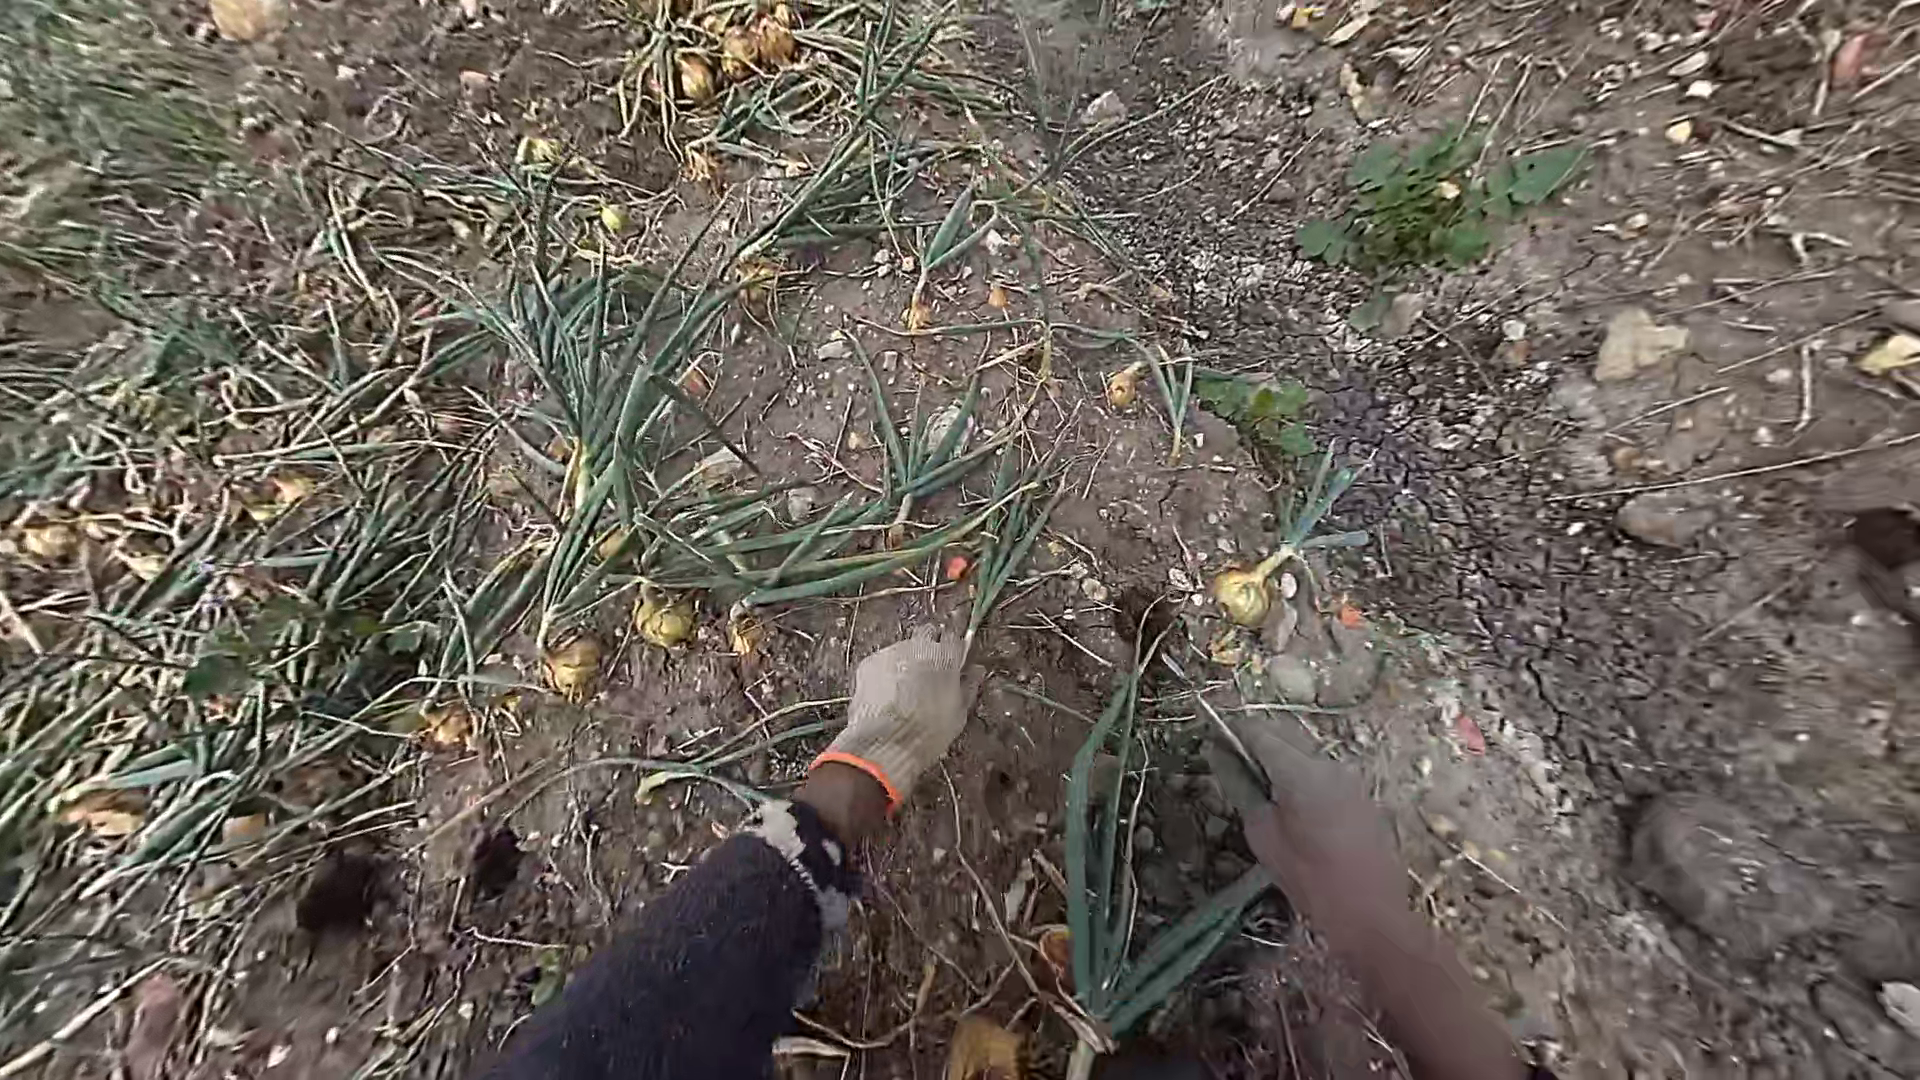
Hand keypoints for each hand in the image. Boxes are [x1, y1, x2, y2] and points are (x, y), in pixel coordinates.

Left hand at [812, 627, 968, 810]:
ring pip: (903, 648)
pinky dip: (885, 673)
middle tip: (928, 672)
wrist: (885, 743)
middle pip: (927, 634)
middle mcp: (919, 646)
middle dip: (928, 647)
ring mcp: (891, 652)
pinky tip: (885, 695)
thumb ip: (968, 686)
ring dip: (906, 661)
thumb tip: (975, 671)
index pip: (954, 638)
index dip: (953, 651)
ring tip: (903, 689)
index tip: (953, 663)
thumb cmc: (929, 732)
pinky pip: (882, 662)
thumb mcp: (958, 713)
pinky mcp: (869, 662)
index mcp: (946, 656)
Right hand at [1208, 717, 1529, 1079]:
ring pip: (1302, 758)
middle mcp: (1333, 770)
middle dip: (1254, 743)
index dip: (1232, 723)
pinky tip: (1288, 804)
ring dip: (1278, 763)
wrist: (1386, 930)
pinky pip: (1319, 779)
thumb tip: (1234, 771)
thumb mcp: (1268, 841)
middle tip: (1227, 754)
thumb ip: (1250, 800)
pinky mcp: (1362, 805)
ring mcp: (1352, 787)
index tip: (1209, 715)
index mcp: (1305, 775)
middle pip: (1283, 741)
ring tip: (1254, 779)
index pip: (1260, 732)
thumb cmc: (1320, 887)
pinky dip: (1297, 782)